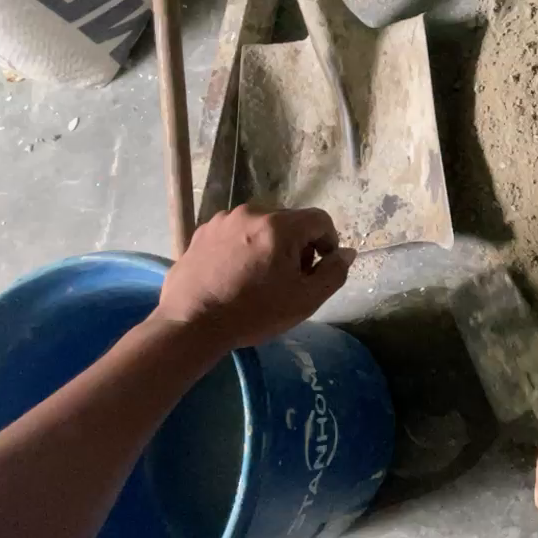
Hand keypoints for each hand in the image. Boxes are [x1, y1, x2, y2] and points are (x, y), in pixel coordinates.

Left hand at [154, 204, 354, 348]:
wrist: (190, 325)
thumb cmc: (254, 312)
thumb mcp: (306, 299)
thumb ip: (334, 272)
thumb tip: (346, 253)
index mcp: (281, 226)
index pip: (320, 220)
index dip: (329, 242)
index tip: (319, 268)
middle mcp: (253, 213)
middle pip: (291, 222)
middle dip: (299, 245)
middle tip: (290, 277)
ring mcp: (224, 220)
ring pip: (263, 226)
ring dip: (271, 244)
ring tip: (260, 276)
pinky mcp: (203, 232)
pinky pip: (237, 232)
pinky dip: (245, 246)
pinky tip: (236, 273)